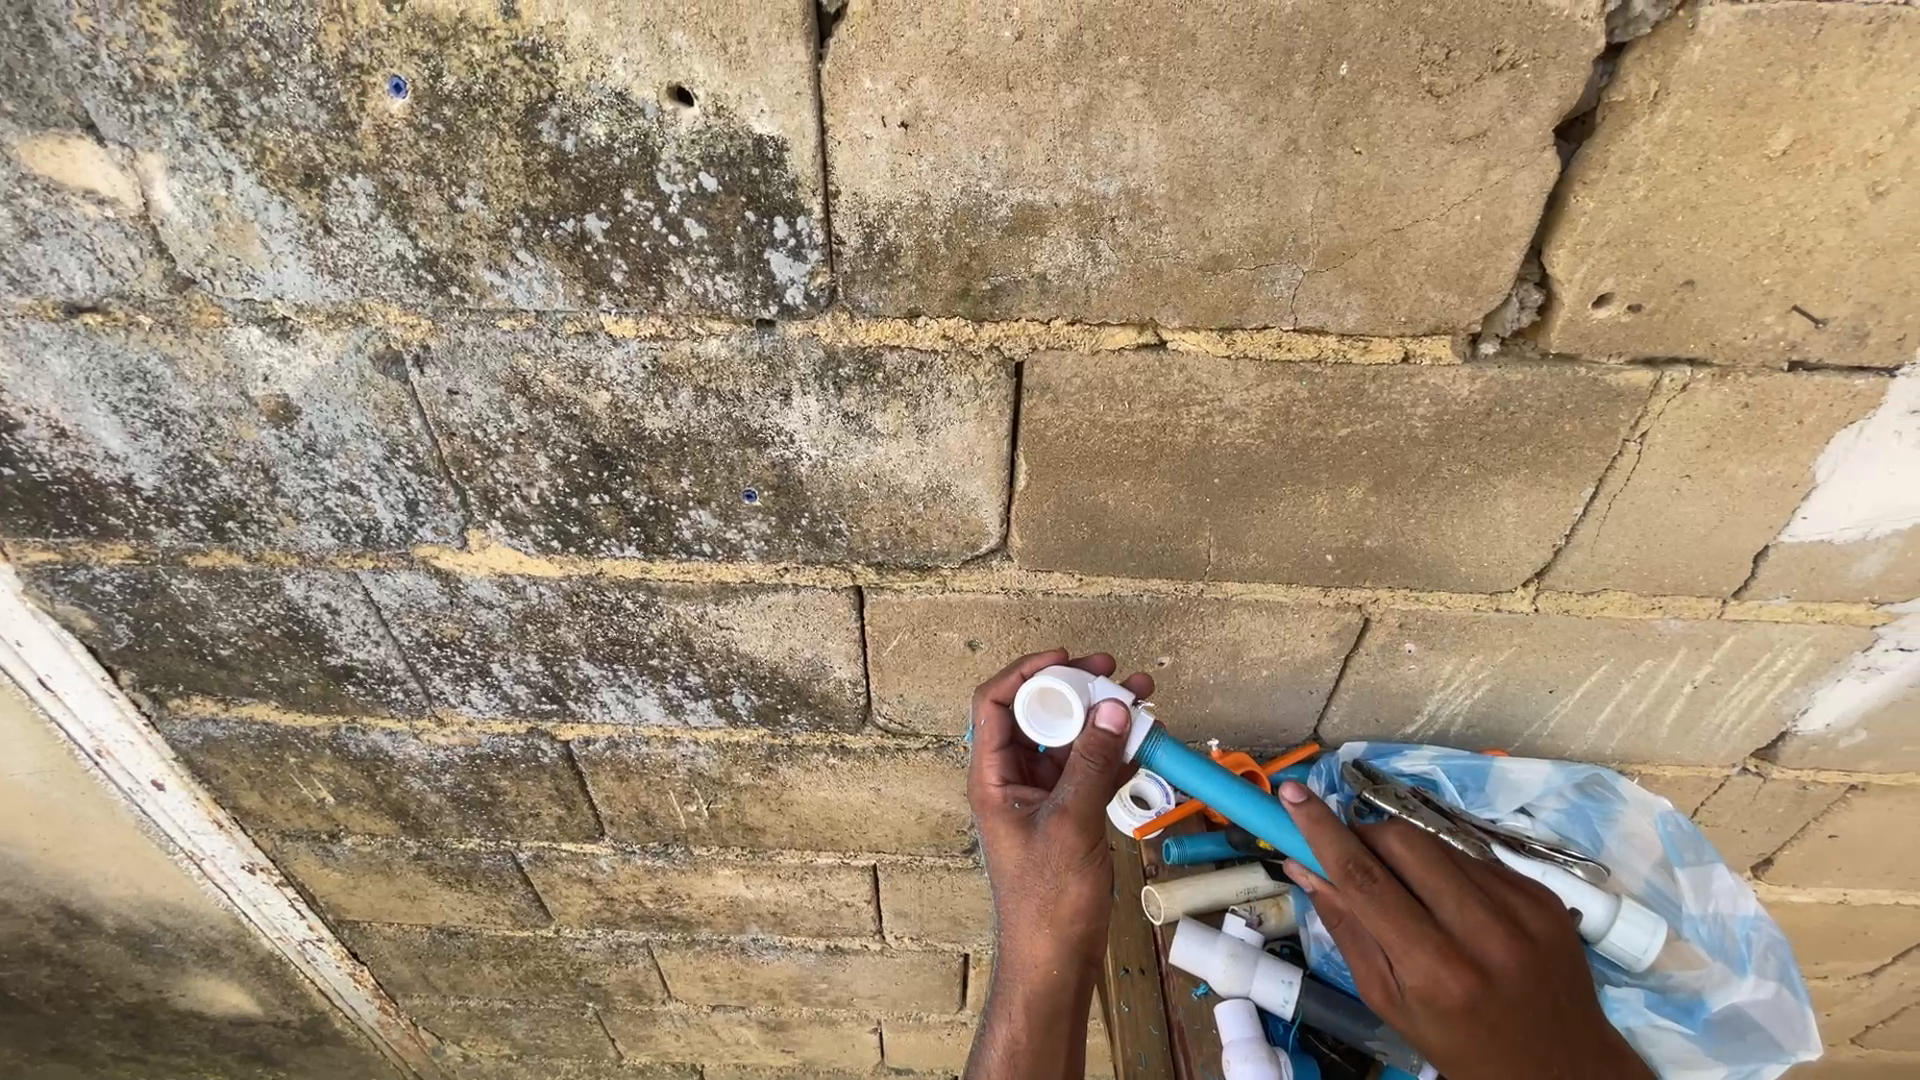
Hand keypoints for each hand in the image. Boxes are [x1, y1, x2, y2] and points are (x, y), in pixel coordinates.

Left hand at [968, 649, 1154, 977]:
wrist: (1057, 959)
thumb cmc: (1048, 900)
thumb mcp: (1070, 823)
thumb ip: (1091, 763)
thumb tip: (1112, 707)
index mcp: (992, 774)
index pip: (994, 703)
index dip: (1024, 672)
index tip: (1064, 659)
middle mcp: (1013, 775)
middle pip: (1036, 712)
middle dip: (1073, 687)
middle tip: (1111, 669)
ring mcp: (1042, 791)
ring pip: (1067, 735)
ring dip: (1100, 714)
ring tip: (1139, 693)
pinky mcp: (1068, 807)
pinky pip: (1088, 763)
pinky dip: (1113, 747)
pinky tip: (1144, 735)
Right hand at [1276, 782, 1653, 1079]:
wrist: (1565, 1070)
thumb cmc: (1457, 1041)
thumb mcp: (1386, 998)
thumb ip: (1344, 925)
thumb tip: (1301, 864)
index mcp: (1436, 971)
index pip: (1364, 878)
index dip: (1322, 830)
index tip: (1291, 793)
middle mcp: (1484, 935)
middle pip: (1402, 842)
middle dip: (1365, 837)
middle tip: (1353, 854)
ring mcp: (1524, 911)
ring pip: (1435, 842)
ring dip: (1405, 852)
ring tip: (1411, 891)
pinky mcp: (1545, 896)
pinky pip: (1472, 856)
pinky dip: (1445, 867)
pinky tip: (1453, 904)